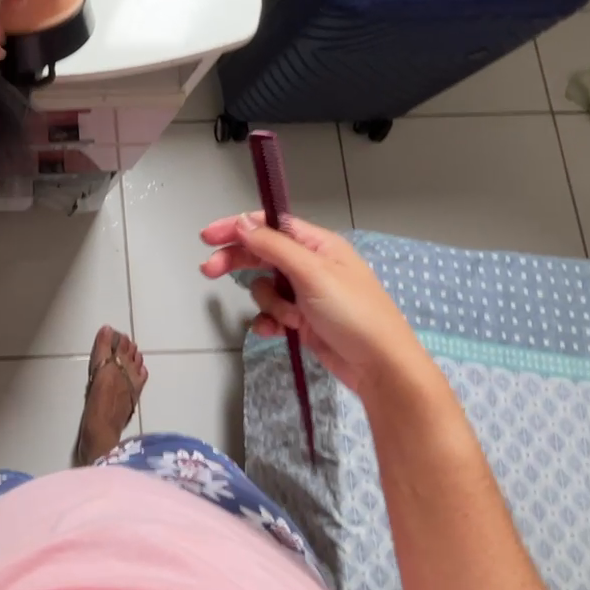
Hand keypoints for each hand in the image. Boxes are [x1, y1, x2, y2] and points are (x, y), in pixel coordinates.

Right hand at [199, 212, 433, 399]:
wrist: (380, 367)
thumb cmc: (352, 313)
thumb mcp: (312, 273)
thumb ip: (273, 246)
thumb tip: (242, 221)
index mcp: (318, 245)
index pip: (270, 225)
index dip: (238, 227)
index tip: (208, 237)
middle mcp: (310, 265)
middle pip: (261, 254)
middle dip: (237, 262)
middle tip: (208, 271)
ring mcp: (306, 294)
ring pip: (265, 287)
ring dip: (268, 303)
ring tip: (288, 318)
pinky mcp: (303, 320)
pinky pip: (272, 314)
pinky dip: (270, 321)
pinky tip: (276, 331)